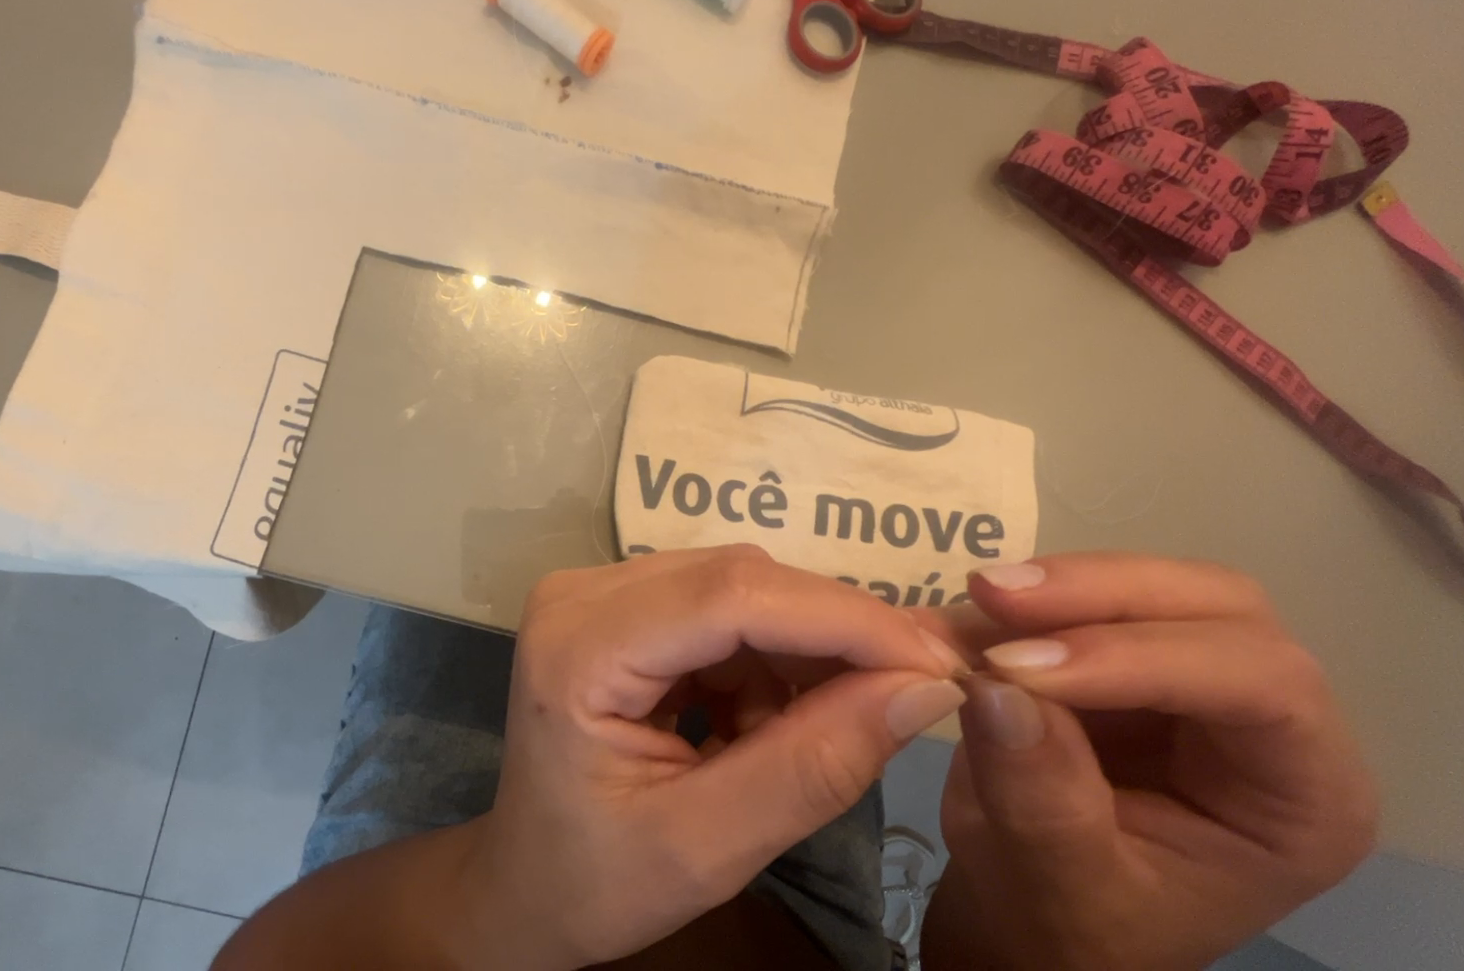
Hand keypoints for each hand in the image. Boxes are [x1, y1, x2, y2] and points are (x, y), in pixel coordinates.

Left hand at [455, 545, 968, 969]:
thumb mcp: (708, 846)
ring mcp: (597, 594)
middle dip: (832, 633)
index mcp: (578, 647)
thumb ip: (813, 766)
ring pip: (737, 589)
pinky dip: (766, 658)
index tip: (938, 662)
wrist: (525, 882)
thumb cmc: (596, 879)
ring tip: (825, 726)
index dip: (841, 618)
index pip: (728, 597)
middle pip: (736, 580)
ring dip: (800, 649)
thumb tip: (924, 688)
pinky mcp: (620, 608)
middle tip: (914, 693)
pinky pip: (720, 608)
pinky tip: (768, 719)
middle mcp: (581, 594)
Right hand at [920, 554, 1377, 970]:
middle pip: (1212, 608)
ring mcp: (1184, 682)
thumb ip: (1039, 794)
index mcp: (1296, 795)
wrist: (1030, 914)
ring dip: (1055, 586)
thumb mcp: (1058, 880)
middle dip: (1099, 593)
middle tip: (991, 593)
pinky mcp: (1113, 660)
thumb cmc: (1071, 923)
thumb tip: (994, 687)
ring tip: (973, 598)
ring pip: (1144, 588)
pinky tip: (955, 616)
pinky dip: (1010, 606)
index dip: (1139, 658)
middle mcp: (1258, 722)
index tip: (1015, 667)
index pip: (1260, 685)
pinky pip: (1072, 604)